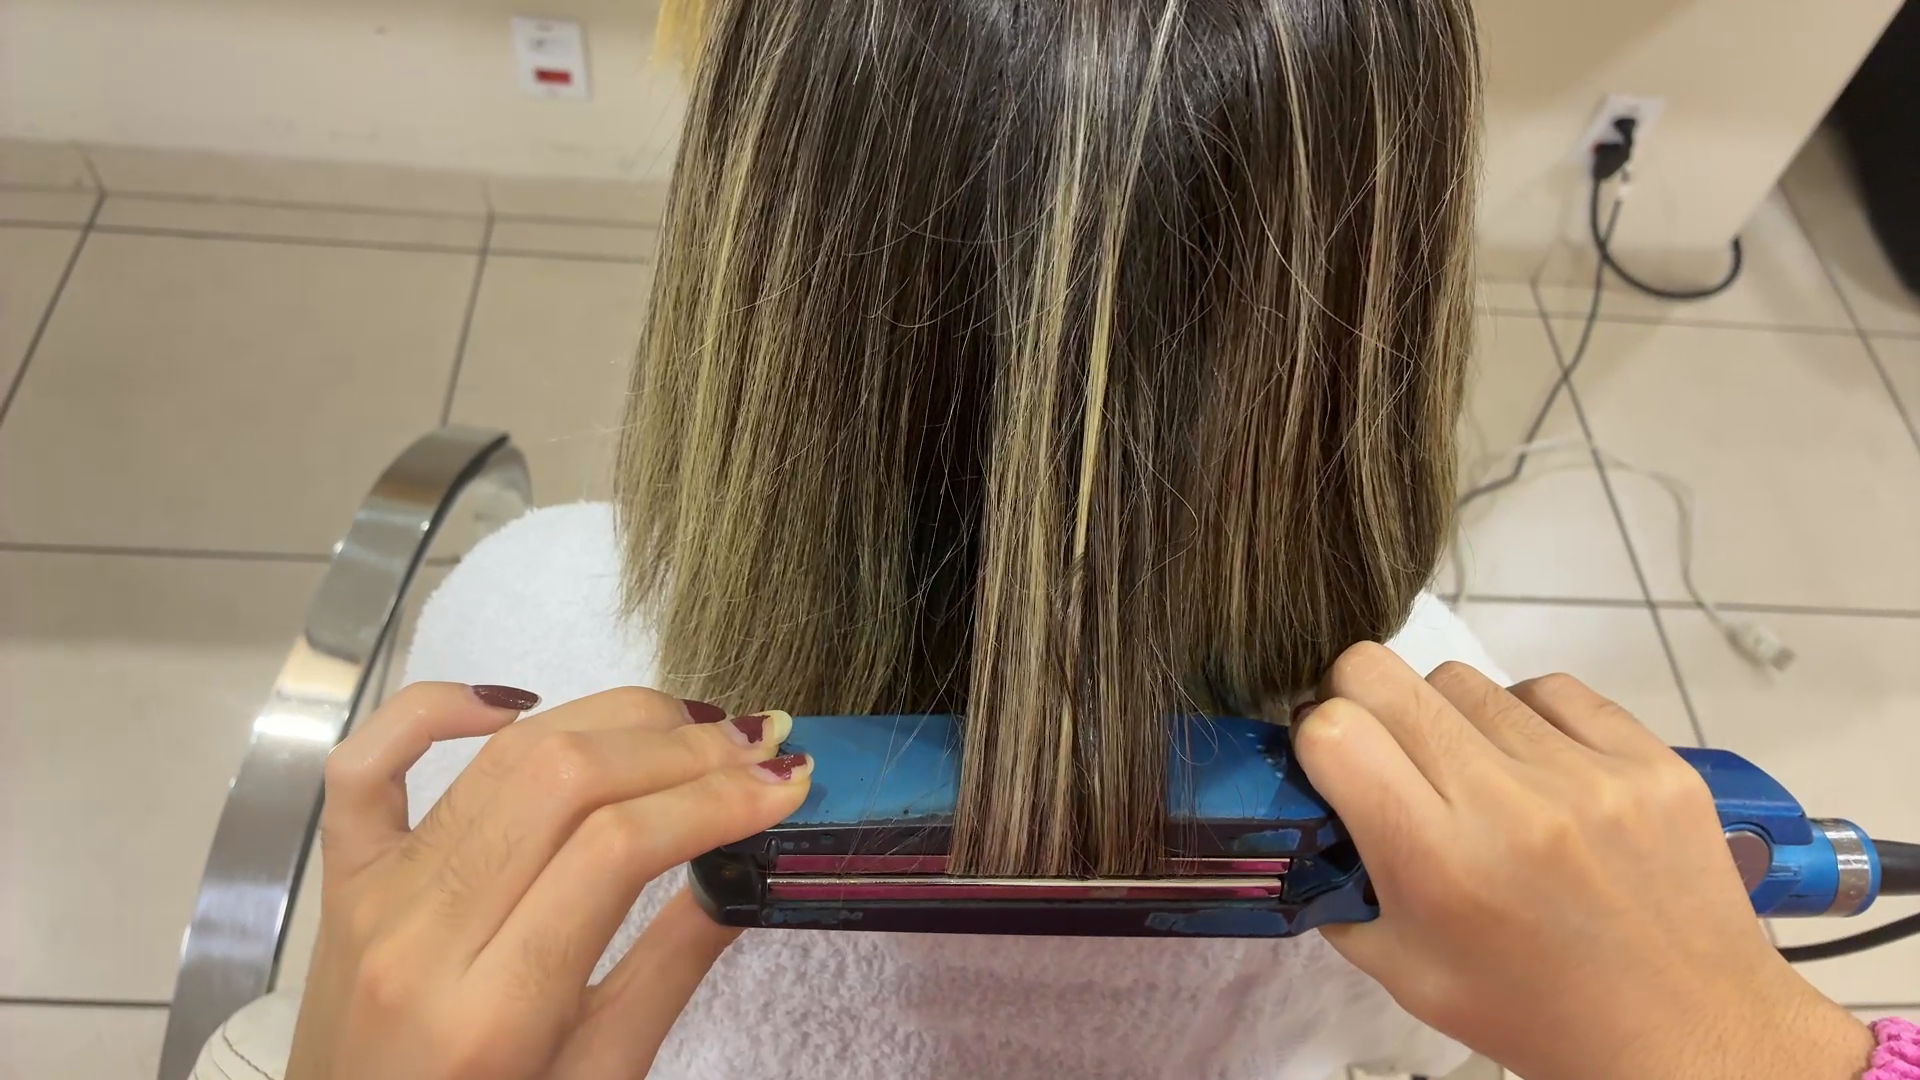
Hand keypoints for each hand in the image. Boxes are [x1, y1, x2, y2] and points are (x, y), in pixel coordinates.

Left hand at [285, 682, 810, 1079]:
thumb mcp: (608, 1073)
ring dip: (618, 716)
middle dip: (683, 748)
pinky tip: (516, 701)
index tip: (789, 779)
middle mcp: (422, 933)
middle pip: (568, 777)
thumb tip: (752, 855)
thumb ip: (680, 959)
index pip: (618, 848)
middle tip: (759, 743)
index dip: (717, 798)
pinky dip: (435, 708)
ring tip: (694, 722)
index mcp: (493, 1010)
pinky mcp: (346, 873)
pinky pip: (368, 763)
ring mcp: (374, 892)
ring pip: (509, 753)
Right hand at [1294, 644, 1871, 1079]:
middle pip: (1376, 670)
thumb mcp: (1394, 965)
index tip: (1332, 761)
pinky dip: (1520, 715)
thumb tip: (1302, 800)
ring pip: (1456, 676)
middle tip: (1379, 743)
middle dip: (1354, 696)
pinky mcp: (1653, 760)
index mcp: (1436, 860)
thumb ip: (1331, 876)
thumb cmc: (1526, 1010)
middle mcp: (1508, 803)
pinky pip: (1544, 687)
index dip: (1315, 733)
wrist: (1701, 1044)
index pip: (1332, 728)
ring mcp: (1588, 775)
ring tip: (1471, 768)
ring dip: (1441, 713)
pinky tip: (1535, 766)